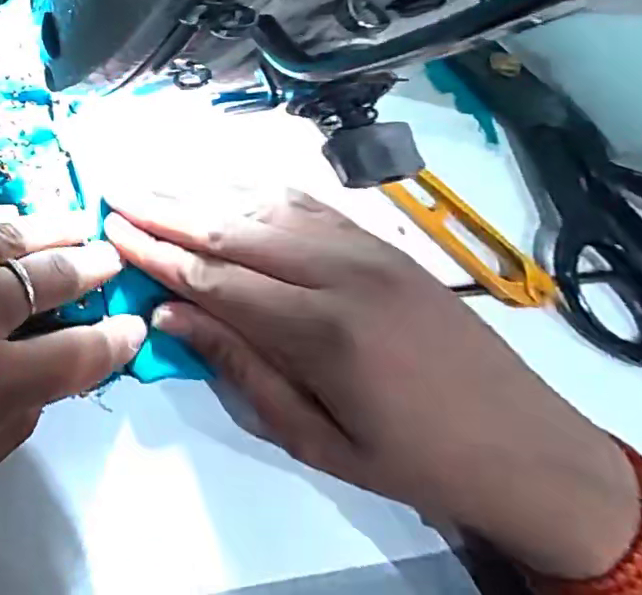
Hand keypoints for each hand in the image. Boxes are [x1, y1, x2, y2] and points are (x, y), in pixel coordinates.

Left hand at [0, 204, 144, 594]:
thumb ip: (12, 426)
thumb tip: (47, 379)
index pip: (79, 355)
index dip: (116, 340)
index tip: (132, 326)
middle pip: (53, 276)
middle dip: (93, 264)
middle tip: (112, 255)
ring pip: (9, 234)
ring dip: (51, 228)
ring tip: (75, 223)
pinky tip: (5, 217)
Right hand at [105, 191, 638, 580]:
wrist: (529, 445)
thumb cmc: (413, 457)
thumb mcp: (317, 439)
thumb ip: (239, 368)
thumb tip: (170, 313)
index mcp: (321, 330)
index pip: (213, 276)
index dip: (156, 251)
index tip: (113, 228)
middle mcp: (337, 270)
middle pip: (229, 227)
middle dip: (163, 209)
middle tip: (115, 191)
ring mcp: (362, 245)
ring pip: (260, 204)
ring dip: (199, 192)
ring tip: (153, 183)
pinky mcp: (377, 239)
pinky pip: (301, 200)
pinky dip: (250, 188)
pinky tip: (220, 184)